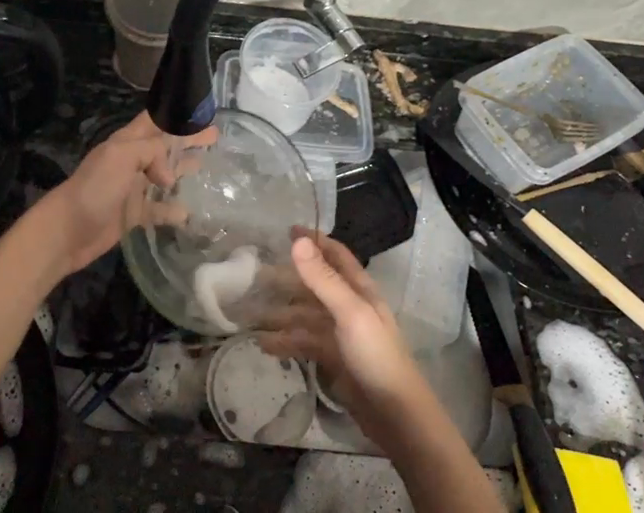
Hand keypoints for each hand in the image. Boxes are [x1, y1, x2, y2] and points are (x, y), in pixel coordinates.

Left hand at [33, 112, 213, 275]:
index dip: (177, 114)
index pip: (156, 120)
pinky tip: (190, 212)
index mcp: (128, 142)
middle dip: (189, 140)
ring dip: (185, 170)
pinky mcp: (134, 215)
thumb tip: (170, 177)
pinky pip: (159, 209)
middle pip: (166, 146)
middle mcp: (133, 161)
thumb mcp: (122, 156)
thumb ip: (151, 152)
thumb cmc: (94, 188)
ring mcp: (134, 189)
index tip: (202, 110)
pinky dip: (174, 210)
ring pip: (165, 176)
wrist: (67, 231)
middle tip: (216, 137)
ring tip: (210, 168)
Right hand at [260, 230, 431, 441]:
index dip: (314, 241)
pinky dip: (285, 342)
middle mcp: (349, 306)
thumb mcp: (349, 313)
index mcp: (359, 289)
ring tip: (249, 315)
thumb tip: (298, 241)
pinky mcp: (333, 358)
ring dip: (281, 314)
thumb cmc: (375, 355)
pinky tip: (264, 345)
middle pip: (314, 285)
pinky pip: (304, 342)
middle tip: (254, 276)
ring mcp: (340, 333)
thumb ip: (323, 279)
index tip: (287, 230)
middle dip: (287, 279)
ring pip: (305, 315)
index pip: (336, 255)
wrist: (394, 414)